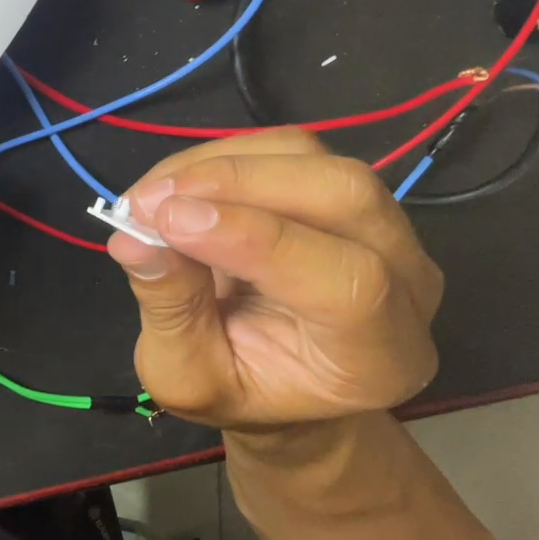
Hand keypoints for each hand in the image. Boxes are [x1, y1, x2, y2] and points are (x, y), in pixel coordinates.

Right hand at [104, 128, 442, 429]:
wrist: (281, 382)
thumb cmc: (238, 389)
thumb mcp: (184, 375)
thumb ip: (170, 310)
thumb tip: (131, 238)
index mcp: (378, 356)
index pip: (345, 281)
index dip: (255, 239)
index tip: (167, 221)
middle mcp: (407, 284)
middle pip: (346, 197)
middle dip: (237, 183)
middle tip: (147, 201)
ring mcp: (387, 230)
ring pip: (315, 161)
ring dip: (218, 165)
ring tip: (147, 197)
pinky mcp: (348, 195)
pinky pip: (291, 150)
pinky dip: (220, 157)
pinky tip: (173, 187)